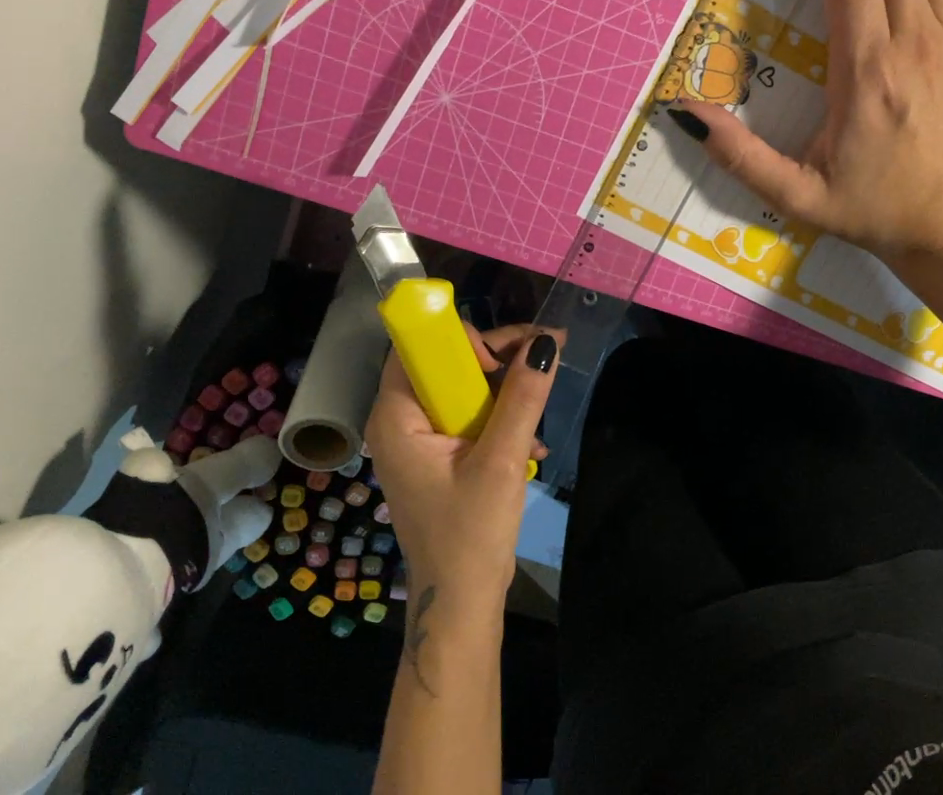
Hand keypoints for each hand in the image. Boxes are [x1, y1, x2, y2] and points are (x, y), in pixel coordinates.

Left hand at [365, 325, 555, 616]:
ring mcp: (418, 441)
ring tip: (542, 406)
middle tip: (545, 356)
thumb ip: (522, 399)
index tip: (504, 356)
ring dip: (506, 393)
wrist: (461, 602)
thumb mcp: (501, 461)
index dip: (461, 339)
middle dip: (497, 360)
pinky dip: (500, 421)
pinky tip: (530, 444)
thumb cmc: (471, 533)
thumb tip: (546, 344)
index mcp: (396, 417)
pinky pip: (468, 418)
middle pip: (445, 364)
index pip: (418, 347)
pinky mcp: (438, 457)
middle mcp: (400, 421)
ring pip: (462, 390)